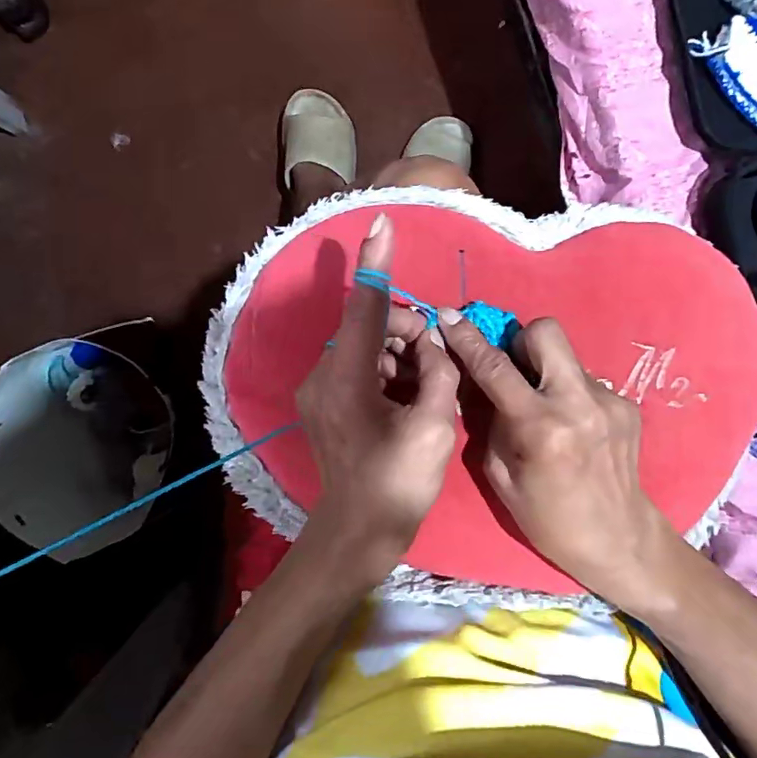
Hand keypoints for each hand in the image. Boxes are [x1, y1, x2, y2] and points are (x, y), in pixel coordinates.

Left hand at [295, 213, 459, 584]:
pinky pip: (357, 367)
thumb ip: (438, 370)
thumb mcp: (434, 425)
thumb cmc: (398, 484)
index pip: (364, 306)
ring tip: (425, 388)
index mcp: (348, 378)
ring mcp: (318, 390)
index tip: (381, 223)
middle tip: (437, 363)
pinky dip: (386, 370)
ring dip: (399, 354)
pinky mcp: (322, 403)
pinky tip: (407, 397)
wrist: (357, 534)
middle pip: (369, 325)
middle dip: (406, 331)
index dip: (376, 262)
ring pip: (365, 346)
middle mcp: (323, 375)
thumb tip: (433, 341)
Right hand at [436, 313, 683, 610]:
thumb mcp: (500, 476)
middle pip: (545, 331)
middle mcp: (578, 403)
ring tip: (545, 408)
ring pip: (567, 355)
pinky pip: (584, 380)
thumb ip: (489, 421)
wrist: (618, 538)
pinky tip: (572, 425)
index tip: (448, 316)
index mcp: (541, 428)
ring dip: (546, 370)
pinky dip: (568, 393)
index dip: (467, 339)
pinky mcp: (627, 404)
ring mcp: (609, 400)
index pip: (496, 368)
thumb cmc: (548, 518)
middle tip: (513, 369)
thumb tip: (477, 380)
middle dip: (520, 340)